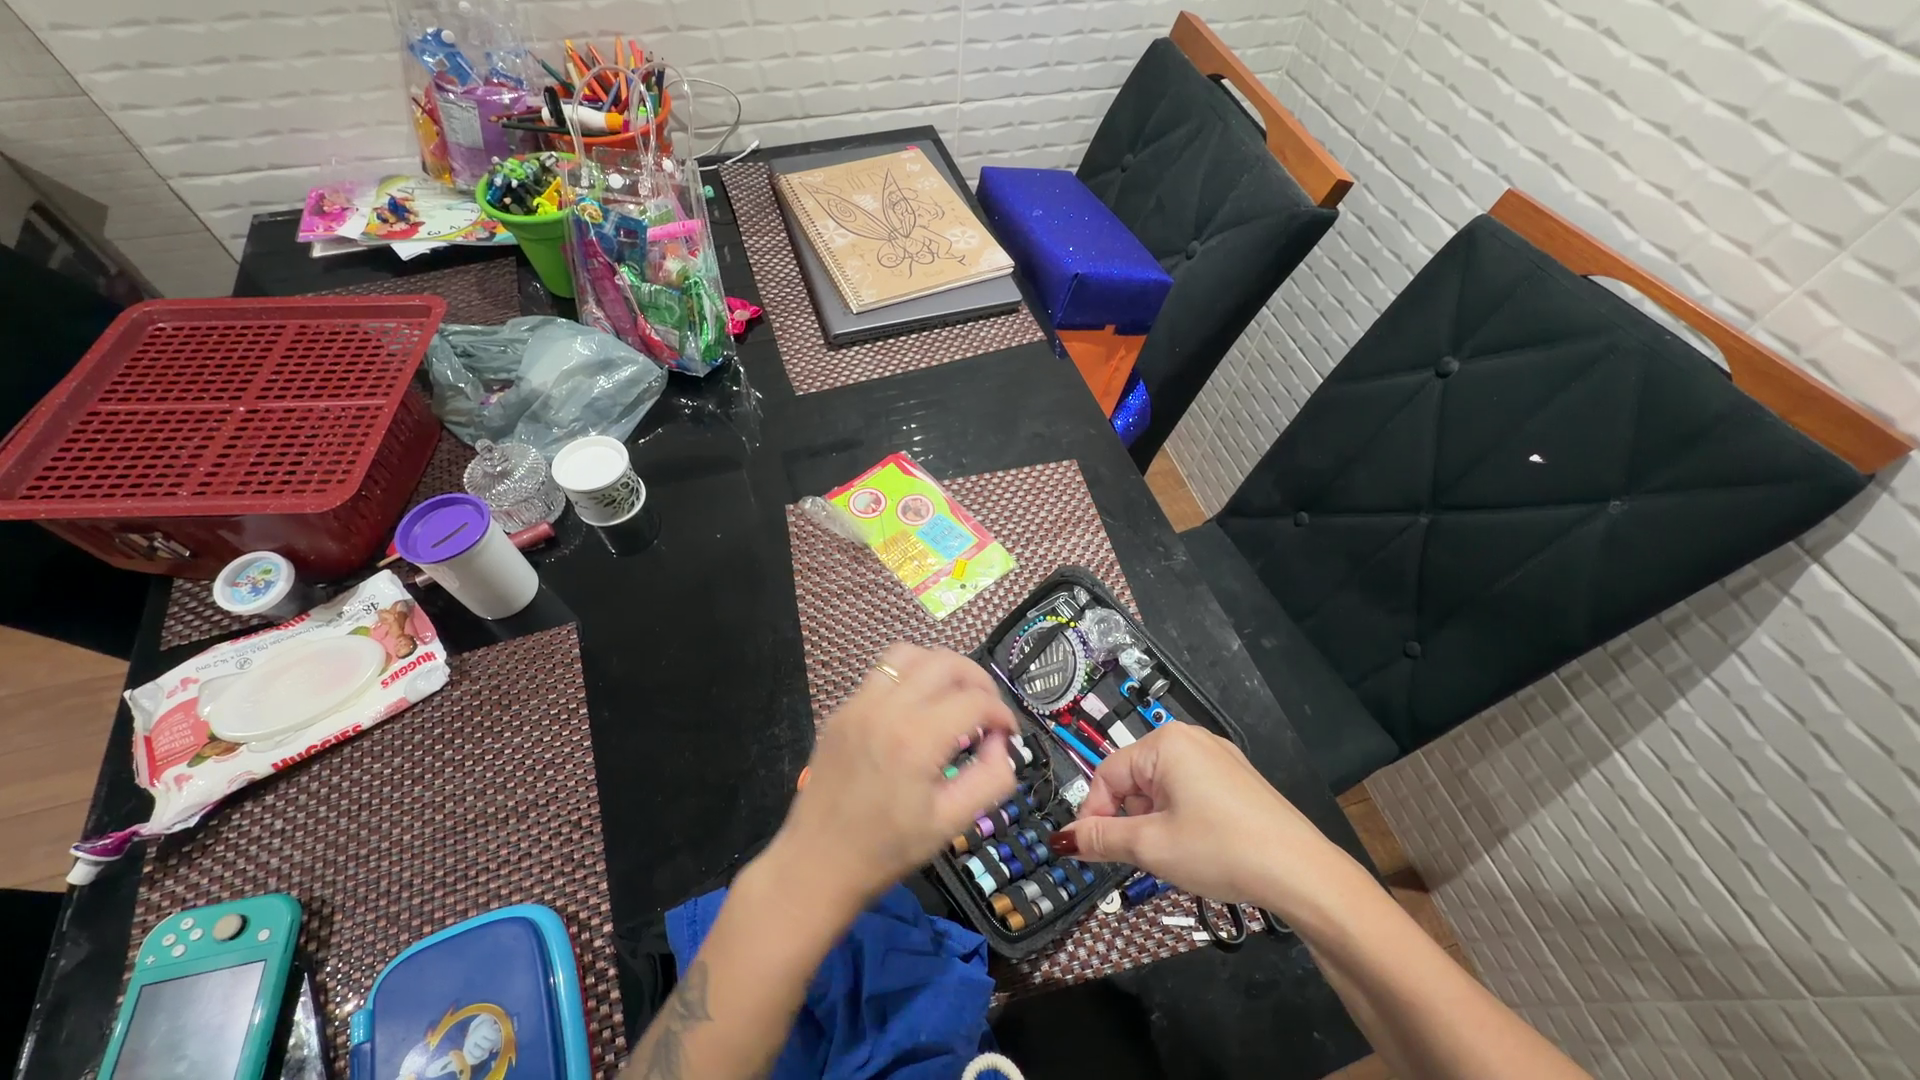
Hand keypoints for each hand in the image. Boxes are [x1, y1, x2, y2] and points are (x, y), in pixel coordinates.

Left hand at [772, 643, 1020, 908]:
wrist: (819, 862)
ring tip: (954, 697)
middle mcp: (885, 710)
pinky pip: (881, 674)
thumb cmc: (888, 849)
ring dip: (941, 668)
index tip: (1008, 734)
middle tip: (987, 709)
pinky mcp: (841, 711)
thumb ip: (991, 778)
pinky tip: (917, 710)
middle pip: (944, 662)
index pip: (974, 701)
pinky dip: (909, 679)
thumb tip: (1002, 742)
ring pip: (908, 654)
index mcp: (916, 740)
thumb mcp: (952, 822)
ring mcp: (857, 705)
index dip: (1002, 713)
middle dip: (977, 679)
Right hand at [1050, 722, 1366, 917]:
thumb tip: (1062, 840)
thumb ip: (1101, 838)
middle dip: (1127, 818)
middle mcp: (1192, 740)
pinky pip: (1190, 792)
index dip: (1093, 813)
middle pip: (1135, 778)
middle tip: (1137, 857)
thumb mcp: (1151, 846)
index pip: (1107, 774)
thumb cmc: (1219, 850)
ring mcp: (1220, 758)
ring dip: (1153, 821)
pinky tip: (1195, 847)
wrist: (1301, 873)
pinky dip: (1179, 818)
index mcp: (1166, 743)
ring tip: (1170, 856)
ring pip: (1163, 788)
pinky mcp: (1239, 780)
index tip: (1090, 849)